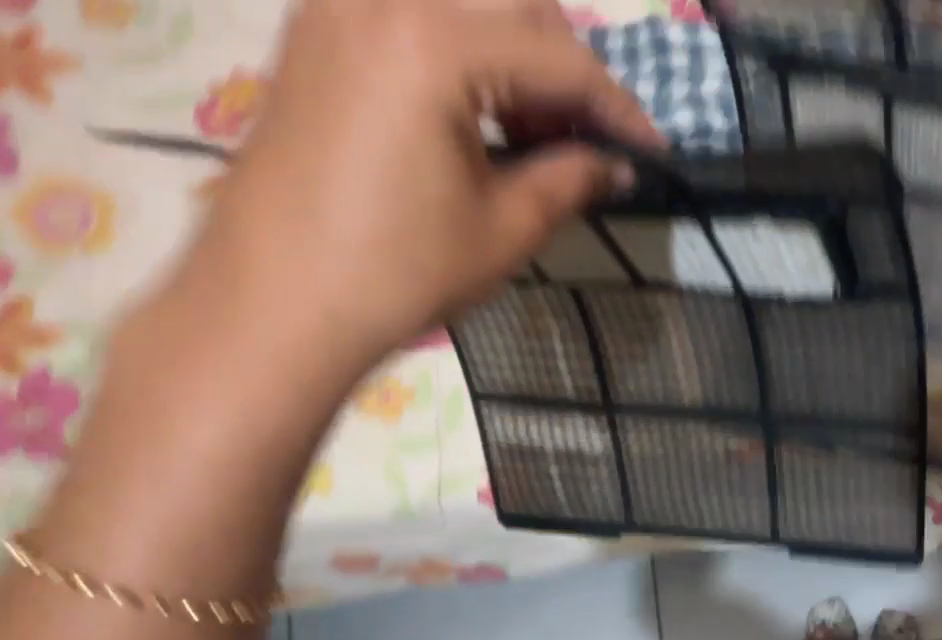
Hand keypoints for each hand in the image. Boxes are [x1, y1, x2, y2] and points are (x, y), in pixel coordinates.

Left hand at [177, 0, 661, 394]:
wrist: (276, 298)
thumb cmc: (400, 268)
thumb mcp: (507, 227)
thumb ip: (572, 178)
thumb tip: (619, 165)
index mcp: (431, 45)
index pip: (558, 58)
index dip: (619, 106)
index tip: (654, 150)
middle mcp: (382, 0)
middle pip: (515, 4)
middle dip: (570, 65)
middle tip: (594, 135)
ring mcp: (340, 8)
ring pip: (465, 2)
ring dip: (519, 52)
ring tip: (541, 128)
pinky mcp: (319, 32)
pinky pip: (415, 13)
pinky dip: (467, 49)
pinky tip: (485, 110)